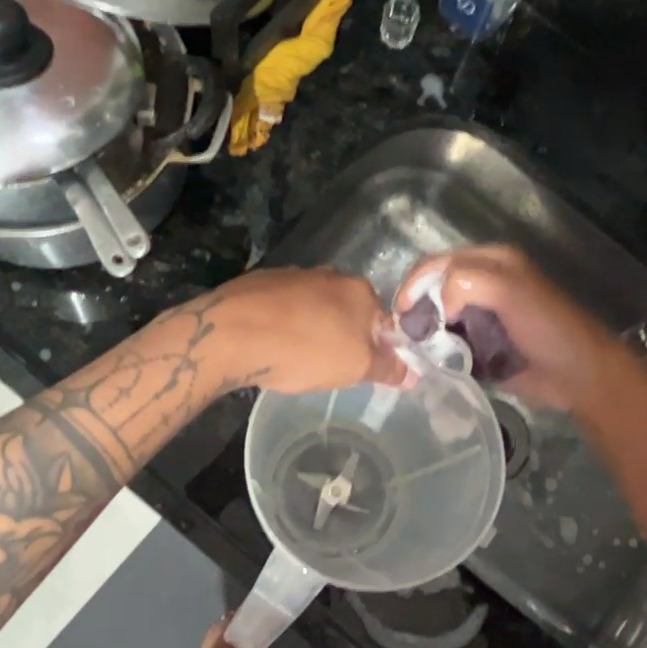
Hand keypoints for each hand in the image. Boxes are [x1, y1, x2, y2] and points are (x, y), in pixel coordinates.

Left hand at [204, 268, 407, 393]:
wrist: (232, 333)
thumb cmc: (304, 350)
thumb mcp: (354, 368)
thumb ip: (387, 368)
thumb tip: (414, 373)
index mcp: (360, 291)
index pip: (384, 320)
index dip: (379, 347)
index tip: (365, 369)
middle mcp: (329, 274)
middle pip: (348, 310)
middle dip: (344, 335)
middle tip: (331, 366)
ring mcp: (292, 275)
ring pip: (314, 307)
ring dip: (312, 328)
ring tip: (298, 357)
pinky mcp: (259, 283)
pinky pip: (282, 308)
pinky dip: (283, 324)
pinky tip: (272, 344)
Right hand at [394, 245, 620, 407]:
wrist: (578, 374)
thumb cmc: (547, 328)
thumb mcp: (510, 292)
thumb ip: (468, 284)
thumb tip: (437, 307)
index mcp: (491, 260)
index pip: (438, 262)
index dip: (416, 283)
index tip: (402, 314)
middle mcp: (483, 282)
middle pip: (434, 287)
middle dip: (416, 307)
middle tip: (403, 334)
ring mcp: (482, 314)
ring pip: (438, 315)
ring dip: (423, 330)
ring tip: (411, 349)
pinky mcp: (481, 342)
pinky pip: (448, 340)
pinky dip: (435, 349)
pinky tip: (427, 360)